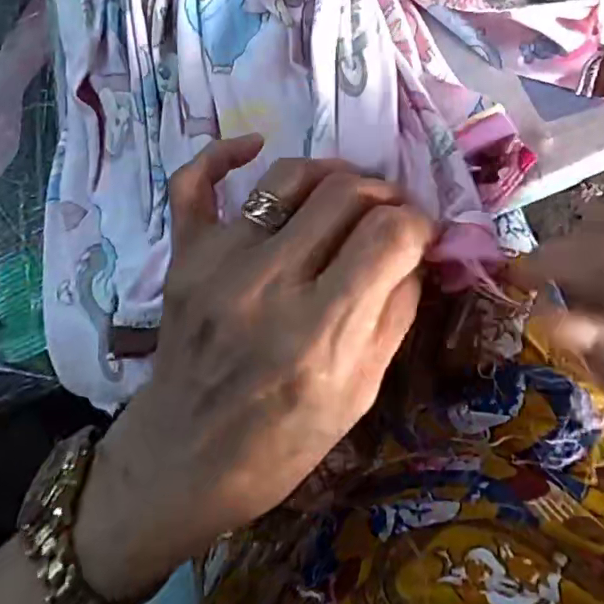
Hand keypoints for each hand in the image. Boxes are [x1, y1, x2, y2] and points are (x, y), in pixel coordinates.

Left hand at [72, 136, 433, 600]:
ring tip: (346, 192)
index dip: (419, 224)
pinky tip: (253, 146)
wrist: (186, 456)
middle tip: (390, 213)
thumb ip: (396, 311)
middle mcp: (268, 285)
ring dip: (332, 173)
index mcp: (321, 332)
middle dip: (384, 194)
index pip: (390, 234)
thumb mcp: (362, 392)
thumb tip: (416, 247)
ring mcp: (217, 263)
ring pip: (288, 176)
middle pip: (345, 194)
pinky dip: (222, 154)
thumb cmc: (283, 441)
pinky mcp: (183, 255)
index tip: (420, 234)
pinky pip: (193, 181)